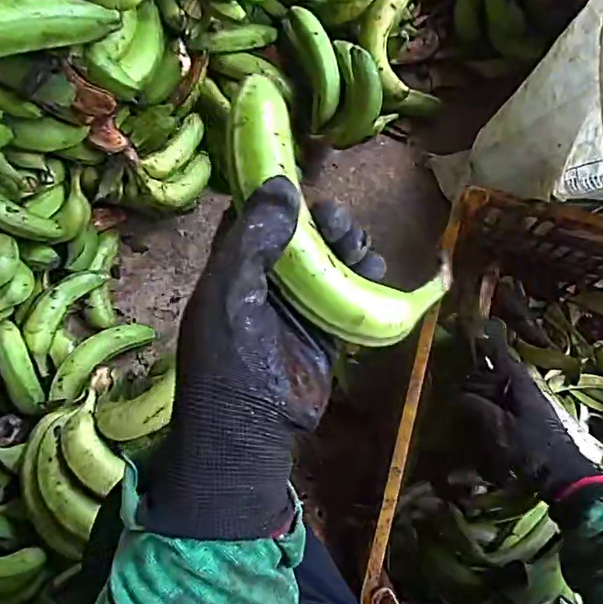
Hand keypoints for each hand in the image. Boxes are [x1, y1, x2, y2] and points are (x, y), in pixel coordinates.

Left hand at [141, 178, 378, 539]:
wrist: (251, 425)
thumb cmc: (229, 356)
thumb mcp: (230, 290)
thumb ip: (253, 238)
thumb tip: (280, 184)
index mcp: (234, 268)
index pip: (256, 218)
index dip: (278, 197)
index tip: (303, 178)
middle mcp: (266, 282)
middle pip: (301, 238)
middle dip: (324, 225)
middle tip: (339, 221)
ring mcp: (298, 306)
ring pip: (330, 263)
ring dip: (348, 247)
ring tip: (358, 245)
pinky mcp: (325, 329)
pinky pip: (349, 294)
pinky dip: (364, 279)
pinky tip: (373, 269)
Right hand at [455, 320, 600, 502]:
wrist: (565, 477)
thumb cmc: (532, 449)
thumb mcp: (499, 428)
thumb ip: (477, 408)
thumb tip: (456, 394)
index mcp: (521, 385)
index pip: (501, 356)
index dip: (486, 345)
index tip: (470, 332)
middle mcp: (529, 389)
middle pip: (502, 370)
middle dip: (483, 367)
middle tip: (460, 366)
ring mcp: (533, 405)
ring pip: (506, 387)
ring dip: (488, 386)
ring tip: (466, 391)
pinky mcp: (533, 421)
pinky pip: (509, 403)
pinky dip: (494, 403)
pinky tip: (483, 414)